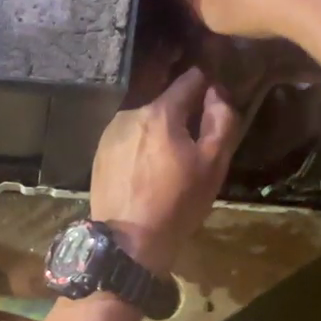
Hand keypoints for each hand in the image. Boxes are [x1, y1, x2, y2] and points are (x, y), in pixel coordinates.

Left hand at [89, 68, 238, 274]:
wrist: (129, 241)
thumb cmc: (177, 202)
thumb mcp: (213, 164)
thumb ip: (221, 120)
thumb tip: (217, 91)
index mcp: (161, 111)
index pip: (190, 79)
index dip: (207, 85)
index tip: (215, 98)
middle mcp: (131, 112)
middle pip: (165, 99)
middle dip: (182, 111)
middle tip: (195, 138)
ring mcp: (111, 131)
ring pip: (145, 119)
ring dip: (160, 128)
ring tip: (170, 157)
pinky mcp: (100, 151)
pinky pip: (129, 136)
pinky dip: (141, 143)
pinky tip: (147, 168)